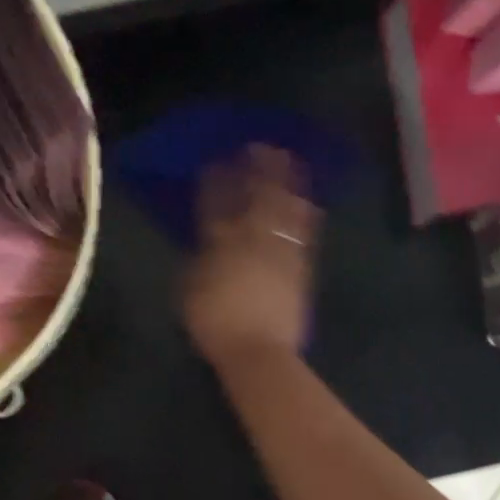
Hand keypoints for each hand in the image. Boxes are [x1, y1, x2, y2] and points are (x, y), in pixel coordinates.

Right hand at [183, 144, 323, 370]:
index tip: (217, 160)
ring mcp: (281, 252)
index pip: (218, 203)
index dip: (218, 180)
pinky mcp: (301, 269)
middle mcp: (254, 239)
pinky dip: (304, 213)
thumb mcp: (192, 292)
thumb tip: (205, 241)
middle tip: (260, 146)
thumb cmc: (216, 326)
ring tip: (288, 161)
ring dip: (286, 183)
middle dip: (257, 168)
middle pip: (257, 196)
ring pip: (285, 208)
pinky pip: (304, 232)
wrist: (258, 353)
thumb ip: (199, 261)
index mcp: (222, 242)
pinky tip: (307, 201)